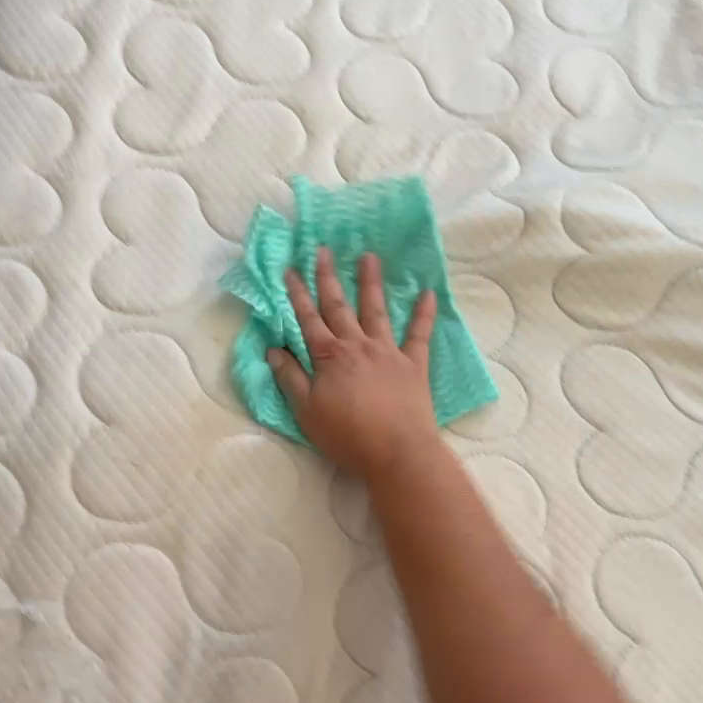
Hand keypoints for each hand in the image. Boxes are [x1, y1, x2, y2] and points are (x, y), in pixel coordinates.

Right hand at [268, 247, 440, 478]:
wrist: (397, 452)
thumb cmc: (347, 436)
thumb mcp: (306, 411)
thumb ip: (290, 378)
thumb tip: (273, 350)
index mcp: (328, 356)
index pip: (308, 319)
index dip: (297, 295)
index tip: (290, 270)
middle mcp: (357, 345)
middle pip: (338, 306)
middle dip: (328, 277)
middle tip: (324, 250)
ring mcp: (388, 352)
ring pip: (376, 310)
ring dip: (371, 283)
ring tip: (369, 256)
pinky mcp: (414, 365)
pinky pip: (419, 334)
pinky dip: (423, 313)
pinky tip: (429, 293)